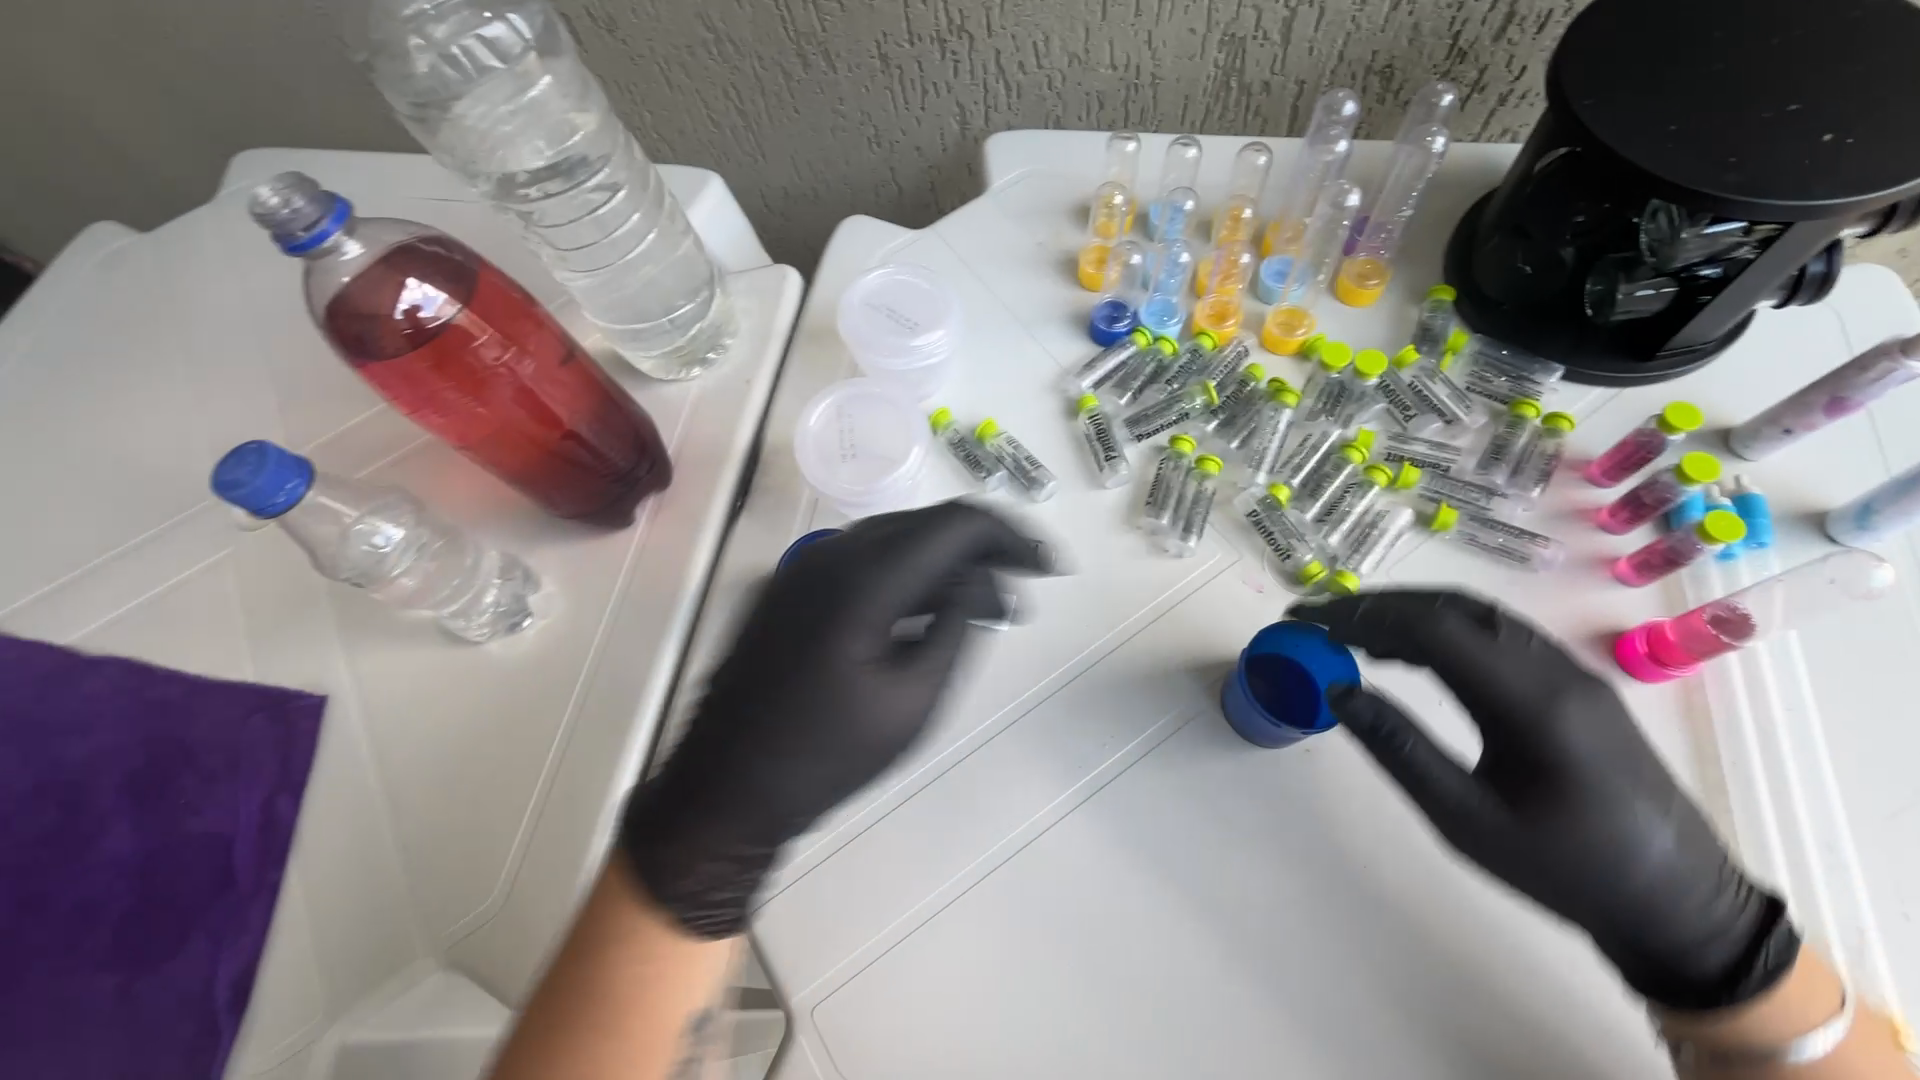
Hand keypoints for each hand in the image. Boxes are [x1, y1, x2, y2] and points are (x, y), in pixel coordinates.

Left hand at [620, 502, 1051, 937]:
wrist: (726, 787)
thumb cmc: (829, 756)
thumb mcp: (915, 699)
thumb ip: (959, 626)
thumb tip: (984, 580)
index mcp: (867, 577)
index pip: (958, 524)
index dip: (1011, 538)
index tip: (1047, 570)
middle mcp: (832, 553)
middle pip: (928, 524)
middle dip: (984, 551)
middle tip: (1021, 595)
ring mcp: (805, 568)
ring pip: (896, 540)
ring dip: (946, 565)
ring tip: (986, 610)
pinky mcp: (791, 587)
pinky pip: (863, 562)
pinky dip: (907, 576)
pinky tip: (928, 612)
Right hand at [1291, 589, 1798, 1010]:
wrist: (1681, 903)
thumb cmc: (1564, 869)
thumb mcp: (1466, 822)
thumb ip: (1399, 749)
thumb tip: (1338, 691)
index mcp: (1531, 703)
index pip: (1431, 629)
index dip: (1360, 616)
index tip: (1307, 622)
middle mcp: (1555, 671)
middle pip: (1454, 609)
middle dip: (1378, 605)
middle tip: (1318, 618)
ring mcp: (1572, 674)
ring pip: (1478, 618)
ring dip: (1409, 614)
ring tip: (1351, 634)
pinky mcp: (1576, 687)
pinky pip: (1498, 638)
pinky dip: (1442, 632)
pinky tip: (1410, 654)